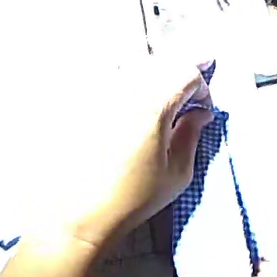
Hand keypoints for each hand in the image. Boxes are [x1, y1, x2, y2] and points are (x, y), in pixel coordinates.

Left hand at [52, 60, 212, 251]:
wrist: (78, 214)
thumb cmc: (131, 198)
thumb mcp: (176, 173)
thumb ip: (192, 134)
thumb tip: (201, 112)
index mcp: (153, 104)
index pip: (187, 71)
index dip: (201, 85)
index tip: (201, 106)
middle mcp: (124, 87)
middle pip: (159, 62)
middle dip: (176, 76)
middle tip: (184, 96)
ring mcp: (96, 89)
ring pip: (131, 65)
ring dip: (149, 75)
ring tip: (153, 98)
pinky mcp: (75, 96)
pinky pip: (102, 74)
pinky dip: (118, 80)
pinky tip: (121, 103)